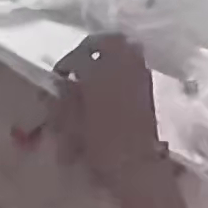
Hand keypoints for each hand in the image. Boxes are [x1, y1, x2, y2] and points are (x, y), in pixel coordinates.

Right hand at [55, 34, 171, 206]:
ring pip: (127, 49)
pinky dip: (123, 65)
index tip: (58, 76)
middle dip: (92, 46)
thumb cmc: (99, 148)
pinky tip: (112, 82)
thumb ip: (62, 101)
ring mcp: (139, 77)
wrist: (137, 166)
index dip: (65, 64)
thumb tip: (58, 85)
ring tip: (97, 67)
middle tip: (80, 59)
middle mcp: (122, 69)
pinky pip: (136, 64)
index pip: (79, 57)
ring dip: (110, 52)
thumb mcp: (71, 126)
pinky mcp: (149, 88)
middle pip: (110, 41)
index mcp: (98, 75)